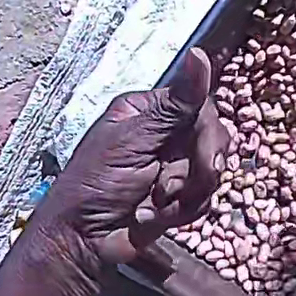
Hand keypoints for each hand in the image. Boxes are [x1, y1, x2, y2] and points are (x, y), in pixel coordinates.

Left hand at [35, 48, 229, 276]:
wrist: (83, 241)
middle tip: (168, 190)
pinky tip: (152, 216)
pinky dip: (180, 212)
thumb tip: (200, 54)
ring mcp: (172, 166)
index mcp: (149, 112)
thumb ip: (175, 105)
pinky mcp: (178, 196)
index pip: (201, 108)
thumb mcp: (136, 141)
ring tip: (152, 204)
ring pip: (211, 173)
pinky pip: (203, 199)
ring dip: (183, 195)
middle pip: (213, 140)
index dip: (207, 137)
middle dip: (195, 171)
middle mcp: (164, 134)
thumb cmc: (97, 184)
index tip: (205, 161)